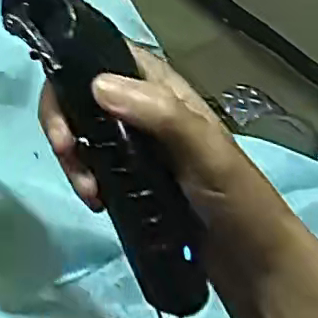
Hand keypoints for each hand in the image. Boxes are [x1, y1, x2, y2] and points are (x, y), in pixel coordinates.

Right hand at [39, 45, 262, 221]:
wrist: (256, 263)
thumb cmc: (235, 194)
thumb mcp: (203, 147)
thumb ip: (158, 112)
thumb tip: (97, 86)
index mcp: (156, 83)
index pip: (98, 53)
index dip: (69, 73)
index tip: (61, 115)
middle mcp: (138, 102)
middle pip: (79, 91)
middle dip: (62, 120)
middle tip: (66, 153)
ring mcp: (132, 138)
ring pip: (81, 127)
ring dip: (72, 154)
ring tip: (87, 190)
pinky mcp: (128, 172)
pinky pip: (91, 160)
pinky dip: (82, 174)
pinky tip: (94, 198)